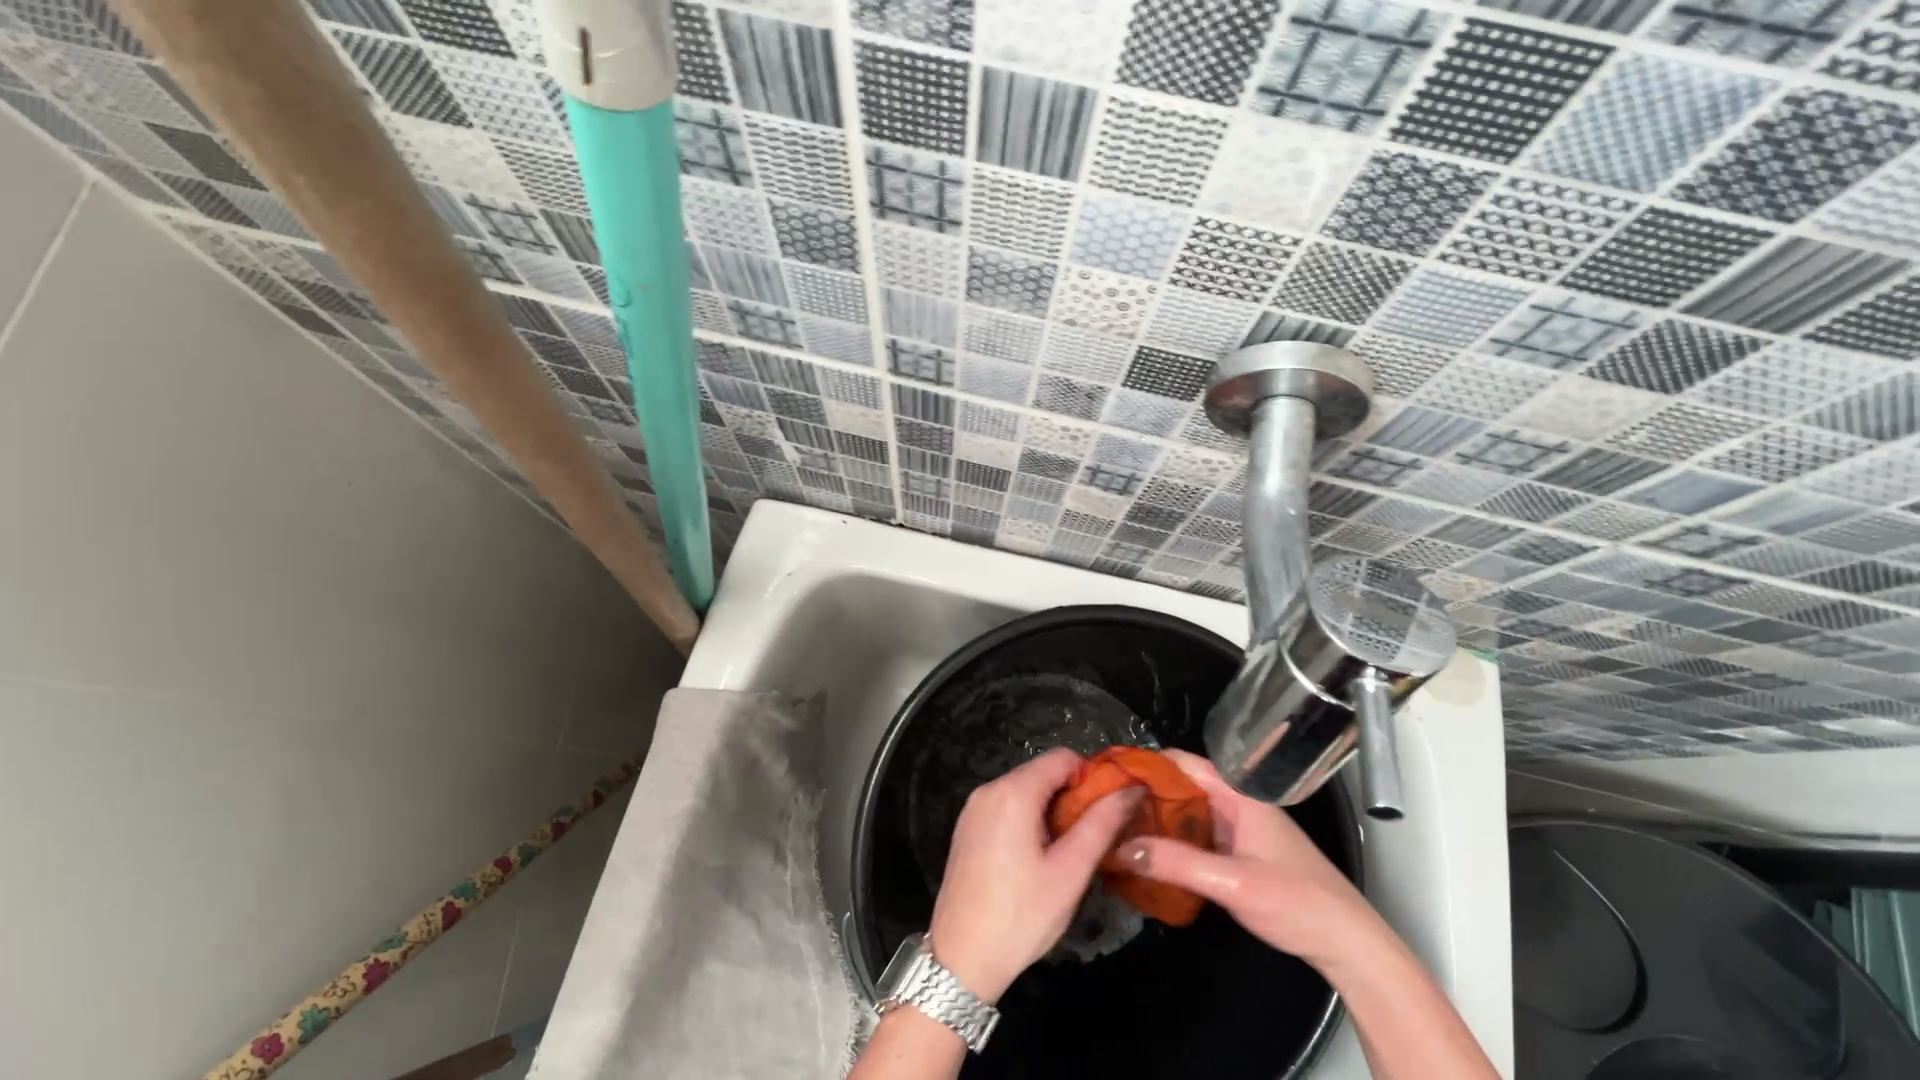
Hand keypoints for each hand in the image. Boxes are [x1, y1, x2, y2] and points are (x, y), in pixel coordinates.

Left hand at [927, 747, 1140, 1002]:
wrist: (961, 959)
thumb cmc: (1021, 915)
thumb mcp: (1070, 871)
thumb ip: (1102, 824)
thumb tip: (1132, 788)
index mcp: (1012, 792)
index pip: (1063, 758)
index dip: (1093, 777)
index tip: (1111, 809)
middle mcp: (988, 790)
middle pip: (1042, 773)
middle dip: (1073, 796)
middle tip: (1095, 836)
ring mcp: (973, 810)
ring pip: (1025, 791)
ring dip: (1053, 811)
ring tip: (1071, 852)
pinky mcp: (967, 830)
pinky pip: (1007, 809)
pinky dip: (1030, 821)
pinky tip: (1041, 859)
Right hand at [1115, 749, 1379, 969]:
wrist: (1346, 943)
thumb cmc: (1298, 903)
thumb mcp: (1233, 883)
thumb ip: (1177, 863)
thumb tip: (1122, 848)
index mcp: (1241, 796)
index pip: (1185, 764)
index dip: (1146, 765)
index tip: (1109, 777)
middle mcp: (1237, 806)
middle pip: (1181, 789)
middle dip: (1143, 797)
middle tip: (1102, 811)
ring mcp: (1238, 832)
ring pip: (1186, 816)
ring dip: (1154, 823)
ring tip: (1114, 834)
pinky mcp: (1237, 857)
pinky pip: (1195, 841)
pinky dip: (1170, 846)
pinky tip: (1145, 861)